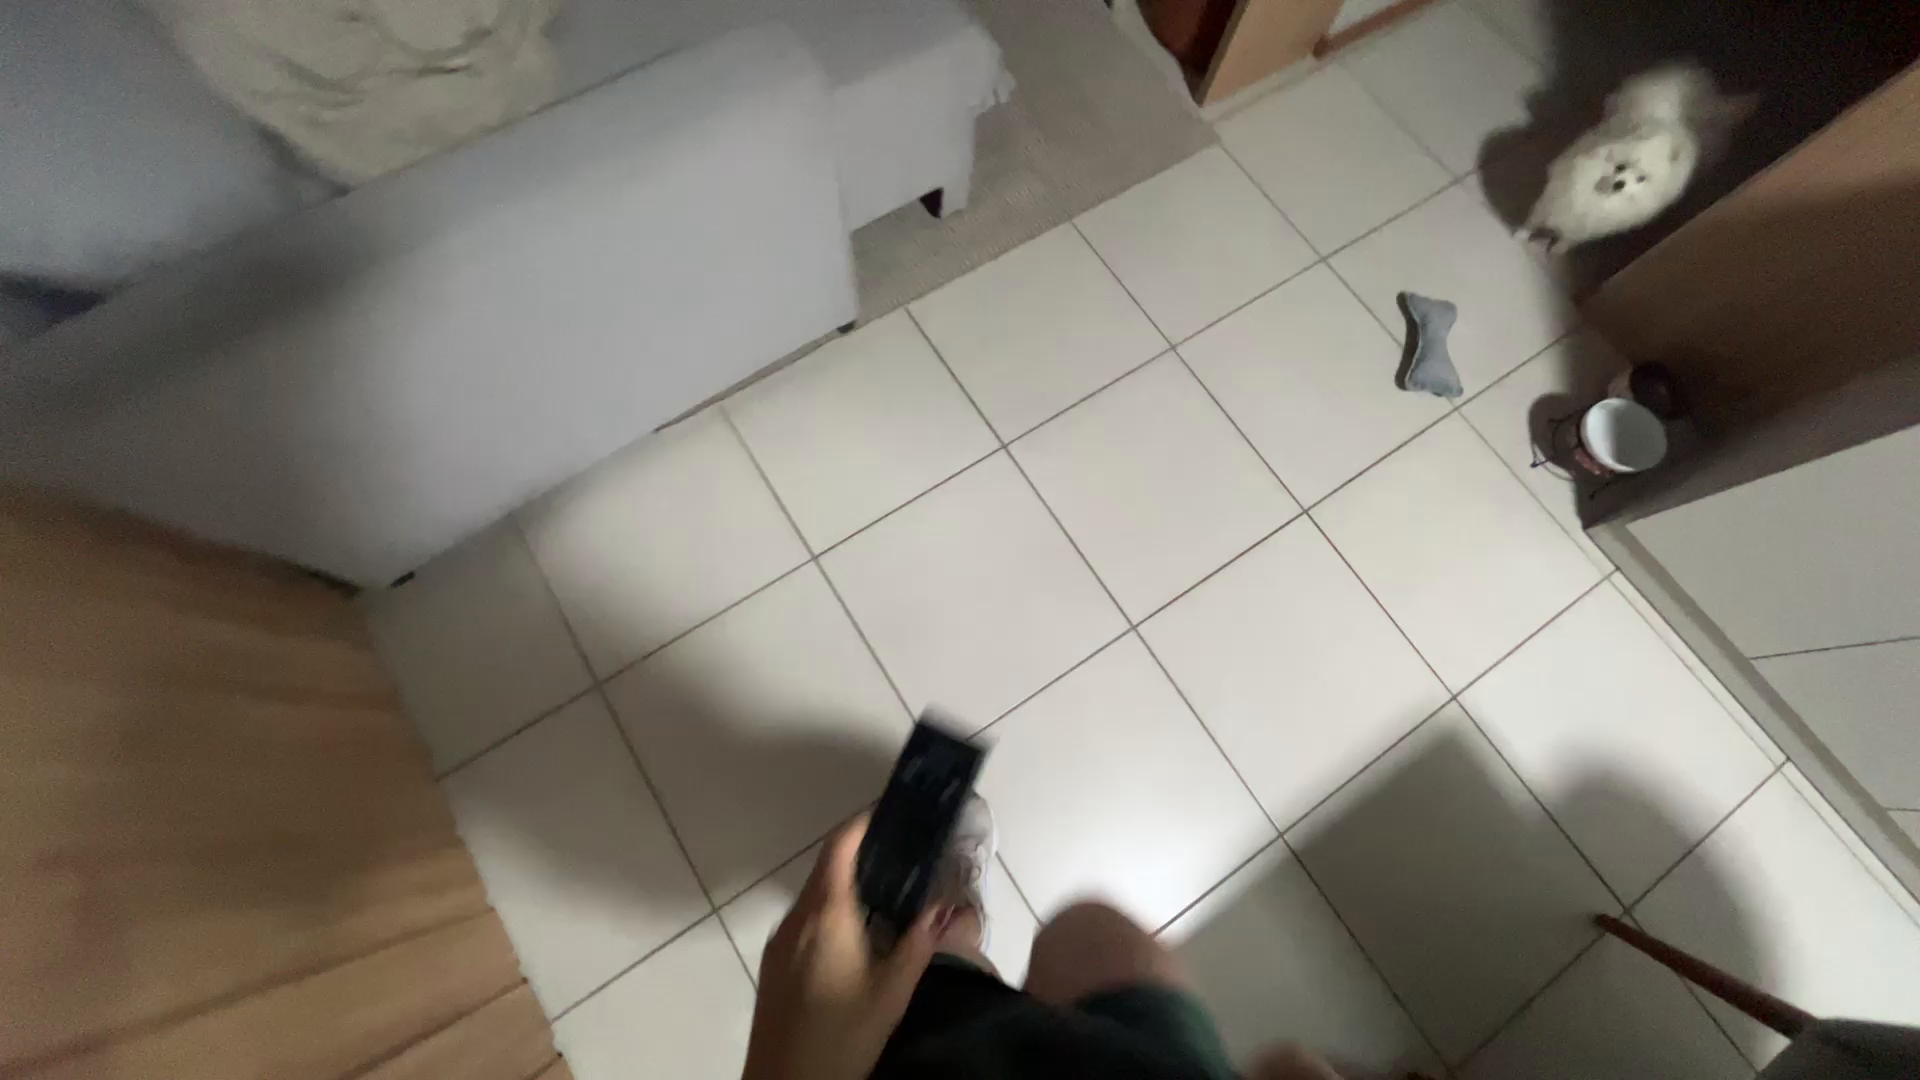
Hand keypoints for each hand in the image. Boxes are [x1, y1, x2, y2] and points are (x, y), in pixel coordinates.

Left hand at [742, 814, 943, 1079]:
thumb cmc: (840, 1038)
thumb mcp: (891, 994)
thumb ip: (920, 943)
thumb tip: (948, 908)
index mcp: (825, 914)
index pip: (840, 846)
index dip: (862, 822)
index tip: (890, 811)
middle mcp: (796, 917)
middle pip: (827, 867)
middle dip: (862, 853)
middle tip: (902, 850)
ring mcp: (779, 940)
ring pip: (815, 893)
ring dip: (846, 882)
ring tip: (887, 887)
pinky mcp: (773, 963)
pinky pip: (805, 917)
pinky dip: (831, 907)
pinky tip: (857, 929)